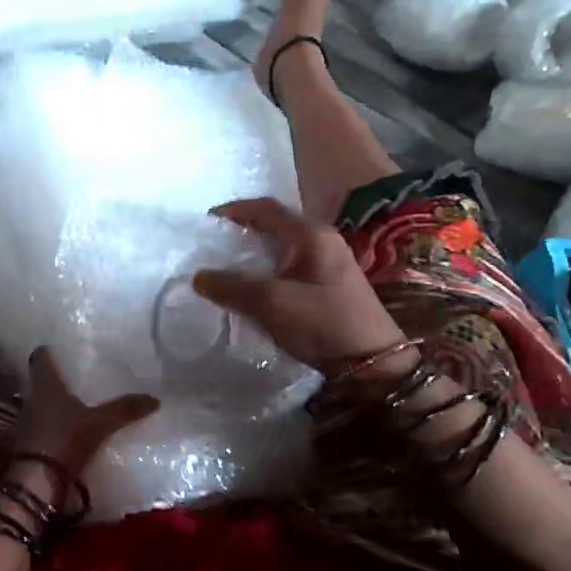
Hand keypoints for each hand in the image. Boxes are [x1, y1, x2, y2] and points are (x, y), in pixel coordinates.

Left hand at [11, 347, 159, 474]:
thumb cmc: (65, 439)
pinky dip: (55, 425)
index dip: (48, 352)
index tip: (60, 349)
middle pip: (40, 382)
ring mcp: (27, 423)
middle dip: (56, 379)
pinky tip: (71, 431)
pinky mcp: (29, 444)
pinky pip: (43, 427)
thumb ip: (125, 409)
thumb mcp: (100, 424)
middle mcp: (31, 399)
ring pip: (41, 405)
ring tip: (78, 403)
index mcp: (45, 385)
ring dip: (55, 404)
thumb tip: (154, 399)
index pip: (40, 358)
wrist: (37, 482)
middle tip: (78, 377)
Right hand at [193, 198, 407, 373]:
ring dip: (252, 258)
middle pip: (274, 228)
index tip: (207, 221)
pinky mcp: (327, 287)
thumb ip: (233, 287)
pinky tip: (250, 292)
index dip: (235, 210)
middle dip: (241, 235)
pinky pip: (288, 271)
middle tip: (211, 248)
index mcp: (311, 235)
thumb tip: (198, 277)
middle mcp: (321, 242)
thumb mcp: (273, 303)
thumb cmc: (324, 322)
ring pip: (280, 252)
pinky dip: (265, 275)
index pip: (267, 208)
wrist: (372, 362)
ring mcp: (327, 265)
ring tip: (224, 271)